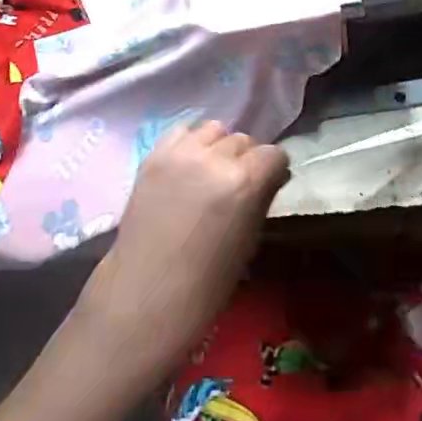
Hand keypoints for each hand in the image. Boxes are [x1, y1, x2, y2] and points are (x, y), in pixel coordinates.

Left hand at [77, 122, 288, 368]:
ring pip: (213, 129)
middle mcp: (213, 158)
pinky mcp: (153, 155)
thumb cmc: (207, 282)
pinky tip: (189, 164)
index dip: (275, 170)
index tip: (271, 182)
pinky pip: (181, 132)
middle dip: (248, 158)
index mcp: (243, 182)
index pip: (273, 154)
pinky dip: (191, 143)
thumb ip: (261, 199)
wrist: (147, 291)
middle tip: (240, 182)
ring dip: (219, 146)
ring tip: (212, 169)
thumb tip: (269, 178)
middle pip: (243, 140)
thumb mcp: (249, 241)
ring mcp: (179, 153)